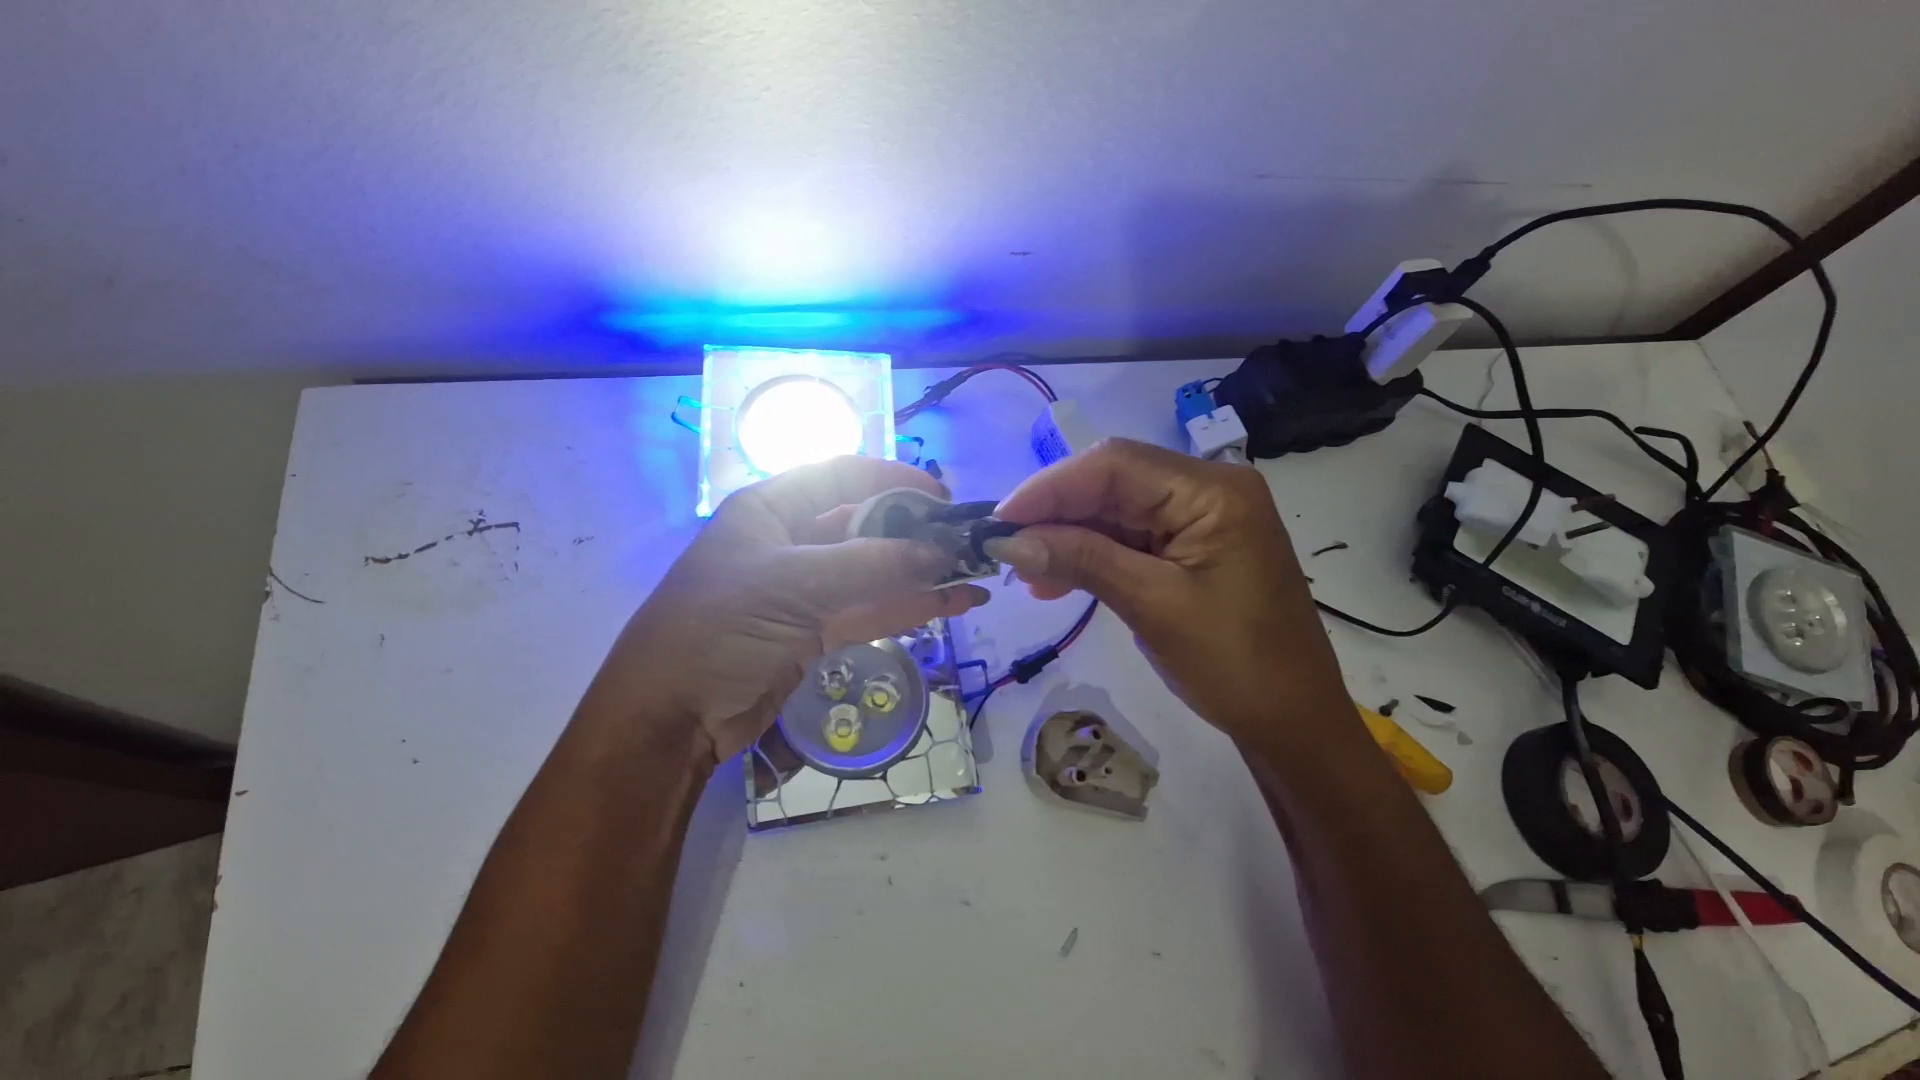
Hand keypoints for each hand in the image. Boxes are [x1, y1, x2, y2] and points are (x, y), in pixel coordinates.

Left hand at [595, 457, 989, 764]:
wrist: (669, 716)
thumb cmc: (718, 628)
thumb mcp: (792, 585)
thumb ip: (870, 566)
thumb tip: (939, 551)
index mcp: (769, 509)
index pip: (841, 476)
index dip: (893, 480)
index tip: (943, 497)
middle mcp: (787, 542)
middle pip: (863, 525)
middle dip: (916, 532)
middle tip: (969, 542)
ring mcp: (801, 591)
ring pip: (873, 572)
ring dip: (921, 573)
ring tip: (977, 575)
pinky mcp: (812, 634)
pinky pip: (869, 611)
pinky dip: (909, 608)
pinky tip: (953, 603)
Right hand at [987, 439, 1347, 746]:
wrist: (1294, 720)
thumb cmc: (1234, 664)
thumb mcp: (1153, 607)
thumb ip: (1081, 560)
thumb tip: (1008, 542)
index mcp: (1212, 491)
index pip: (1114, 465)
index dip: (1049, 488)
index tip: (998, 521)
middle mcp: (1209, 489)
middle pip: (1113, 482)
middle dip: (1055, 514)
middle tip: (1005, 550)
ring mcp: (1204, 517)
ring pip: (1117, 510)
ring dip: (1070, 538)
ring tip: (1028, 575)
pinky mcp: (1195, 546)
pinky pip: (1133, 538)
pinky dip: (1094, 555)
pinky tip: (1058, 581)